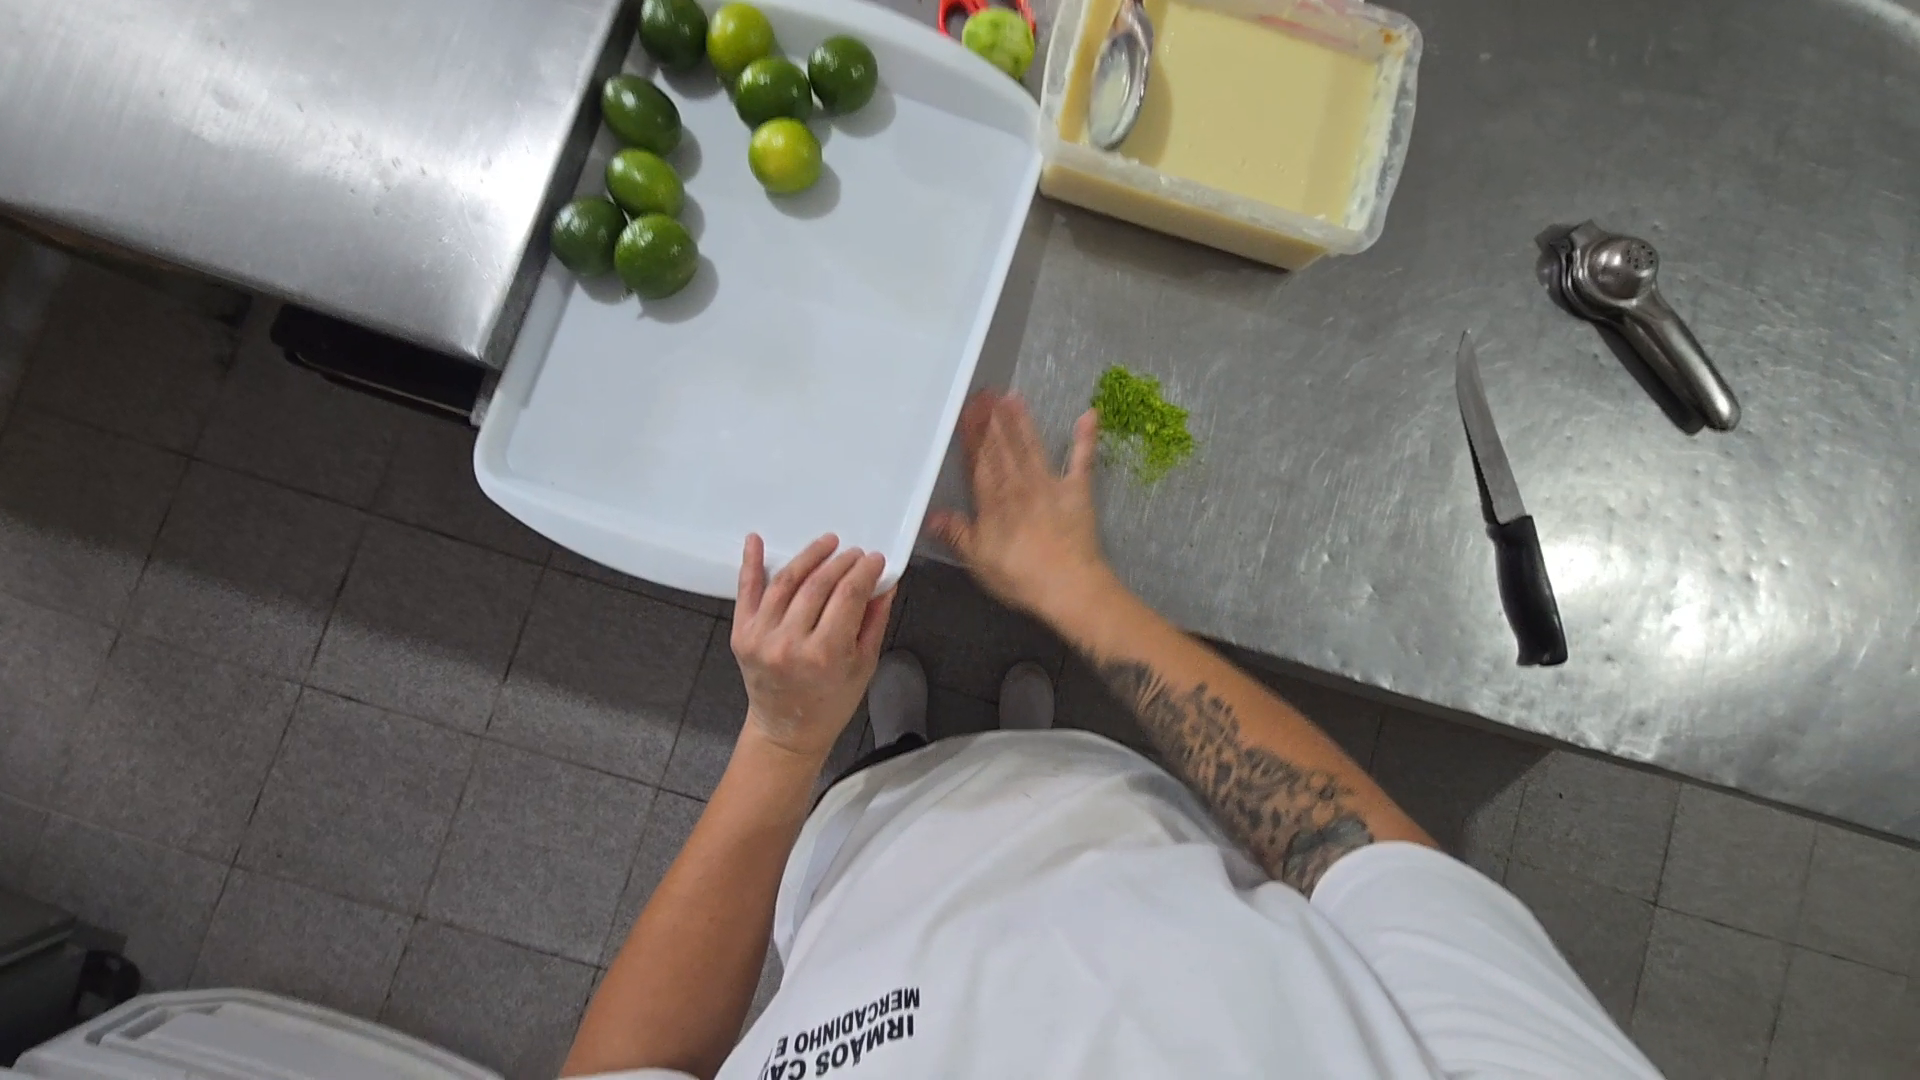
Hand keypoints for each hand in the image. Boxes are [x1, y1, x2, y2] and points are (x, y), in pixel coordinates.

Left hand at [731, 533, 893, 764]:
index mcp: (825, 654)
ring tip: (827, 542)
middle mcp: (790, 643)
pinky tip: (755, 540)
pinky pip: (746, 592)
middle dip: (841, 562)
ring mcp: (761, 637)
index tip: (875, 559)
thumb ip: (874, 620)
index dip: (864, 571)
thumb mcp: (864, 664)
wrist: (786, 730)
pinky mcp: (742, 635)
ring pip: (786, 582)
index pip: (848, 596)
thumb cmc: (832, 701)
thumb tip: (885, 581)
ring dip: (808, 556)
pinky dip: (750, 564)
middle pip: (818, 585)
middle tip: (856, 553)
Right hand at [928, 391, 1116, 625]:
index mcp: (993, 502)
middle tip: (986, 392)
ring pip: (1031, 447)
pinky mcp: (1078, 492)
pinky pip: (1082, 461)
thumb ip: (957, 534)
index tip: (968, 410)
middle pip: (1003, 448)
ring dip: (1022, 422)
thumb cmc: (1020, 576)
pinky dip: (1086, 438)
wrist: (1068, 586)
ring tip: (1013, 397)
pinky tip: (1089, 415)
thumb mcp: (978, 560)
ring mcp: (1050, 485)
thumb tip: (933, 515)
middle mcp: (1019, 486)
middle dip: (993, 420)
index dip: (973, 435)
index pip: (979, 462)